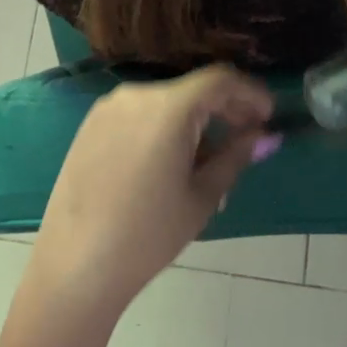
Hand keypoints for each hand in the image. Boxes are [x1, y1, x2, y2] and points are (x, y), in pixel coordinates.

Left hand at [28, 66, 275, 316]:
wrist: (76, 266)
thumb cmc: (149, 235)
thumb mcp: (203, 196)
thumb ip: (237, 156)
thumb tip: (267, 136)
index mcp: (169, 107)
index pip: (221, 80)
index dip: (251, 93)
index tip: (269, 116)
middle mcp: (137, 95)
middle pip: (193, 90)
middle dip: (225, 109)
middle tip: (247, 140)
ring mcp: (108, 108)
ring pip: (166, 103)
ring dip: (194, 122)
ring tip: (208, 164)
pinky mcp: (90, 126)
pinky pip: (140, 115)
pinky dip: (164, 128)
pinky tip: (171, 164)